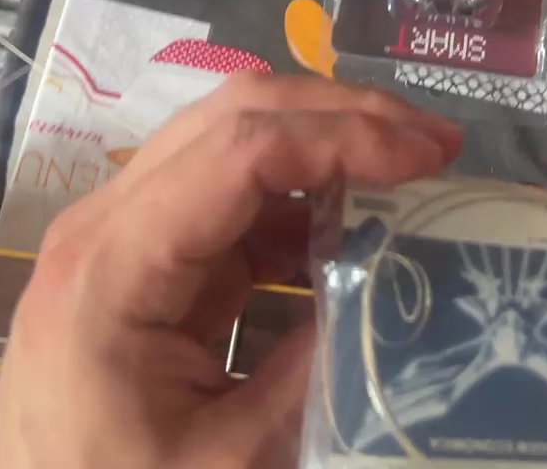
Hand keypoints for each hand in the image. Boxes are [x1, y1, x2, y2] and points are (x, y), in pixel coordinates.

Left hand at [0, 74, 462, 468]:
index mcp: (115, 262)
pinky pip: (240, 186)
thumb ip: (317, 369)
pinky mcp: (154, 245)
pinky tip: (356, 218)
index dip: (345, 138)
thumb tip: (399, 279)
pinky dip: (308, 187)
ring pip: (242, 131)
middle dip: (348, 113)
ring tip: (410, 164)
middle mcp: (112, 215)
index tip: (428, 156)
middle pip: (241, 112)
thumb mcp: (226, 465)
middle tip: (433, 141)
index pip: (244, 152)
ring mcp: (131, 222)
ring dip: (332, 137)